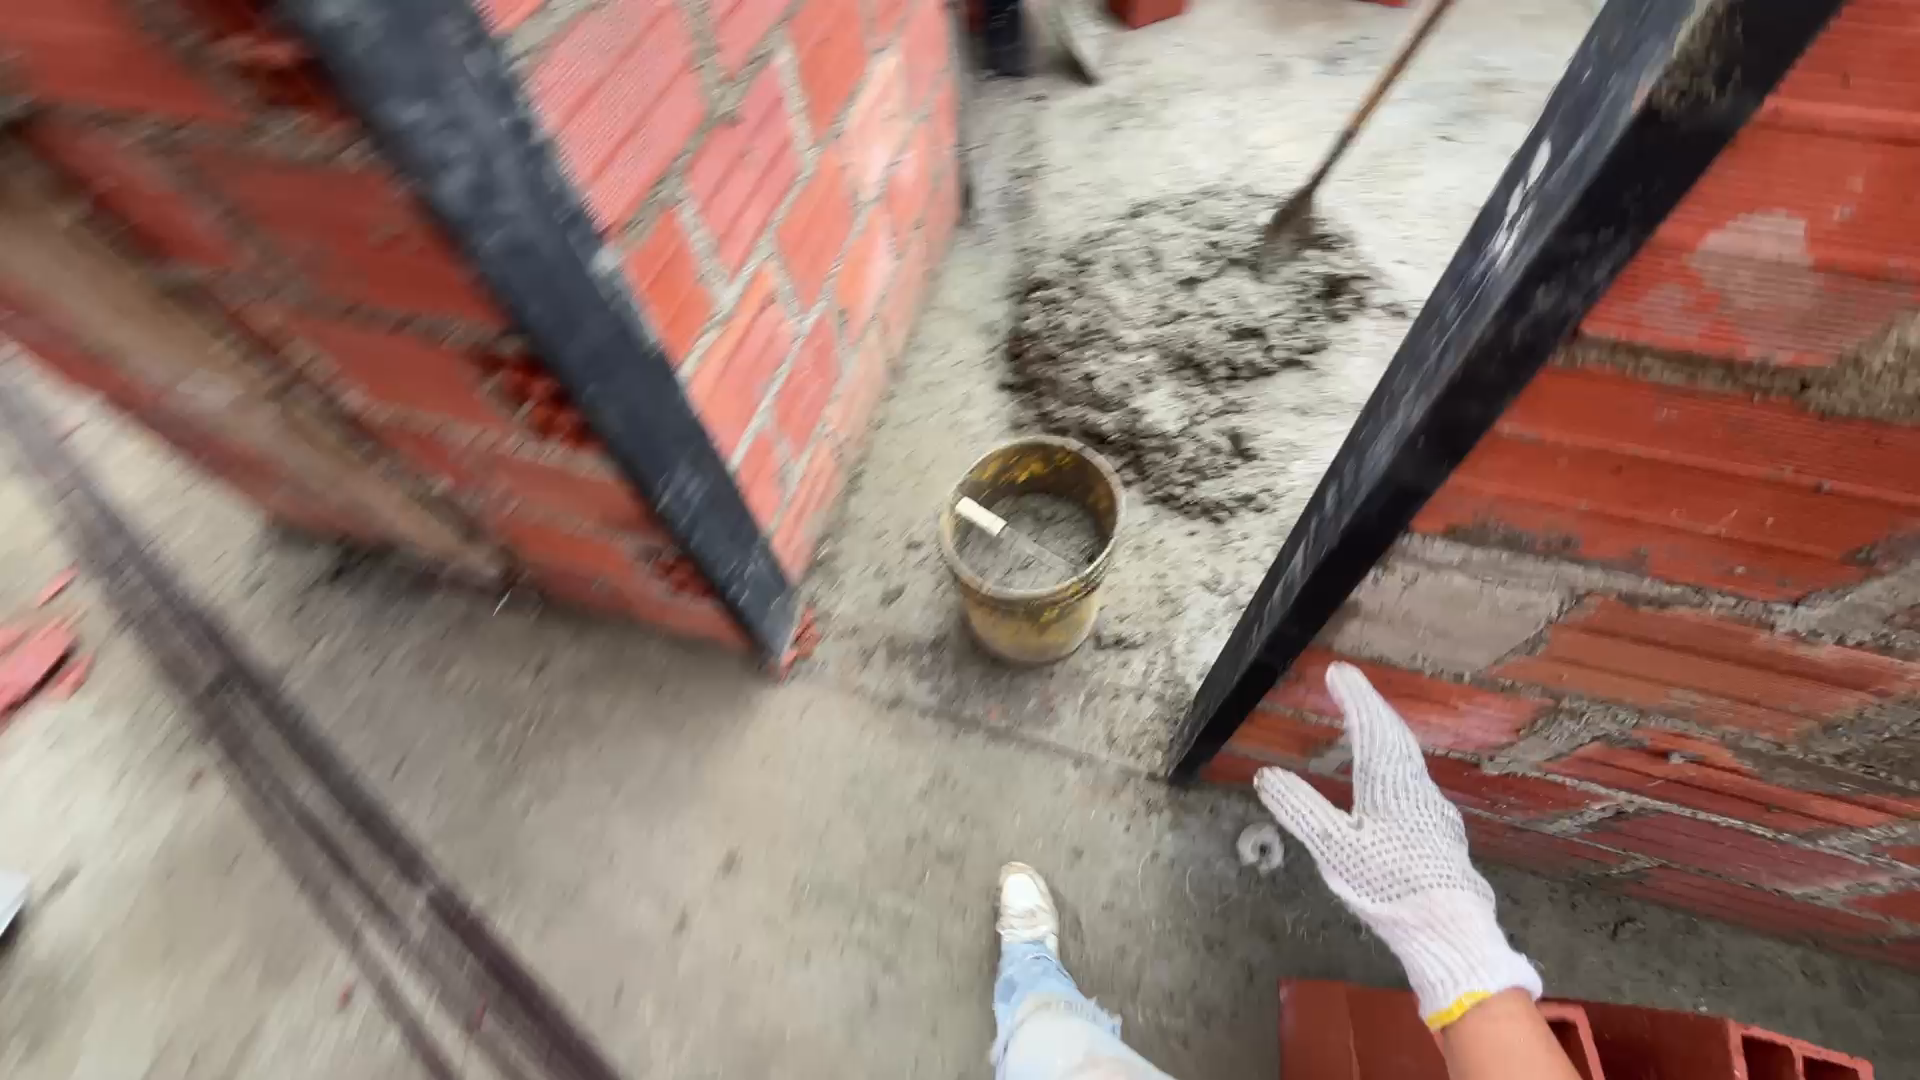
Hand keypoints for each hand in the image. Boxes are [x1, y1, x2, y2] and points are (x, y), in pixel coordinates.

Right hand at [1254, 662, 1541, 1028]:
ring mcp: (1433, 811)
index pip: (1371, 728)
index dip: (1354, 697)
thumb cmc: (1390, 886)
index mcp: (1390, 785)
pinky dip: (1394, 757)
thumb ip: (1298, 807)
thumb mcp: (1333, 847)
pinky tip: (1388, 774)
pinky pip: (1413, 777)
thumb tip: (1265, 773)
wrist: (1452, 936)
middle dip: (1369, 706)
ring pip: (1407, 757)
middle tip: (1347, 683)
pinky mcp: (1439, 832)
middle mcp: (1416, 789)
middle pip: (1394, 736)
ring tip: (1364, 719)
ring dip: (1383, 730)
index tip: (1337, 671)